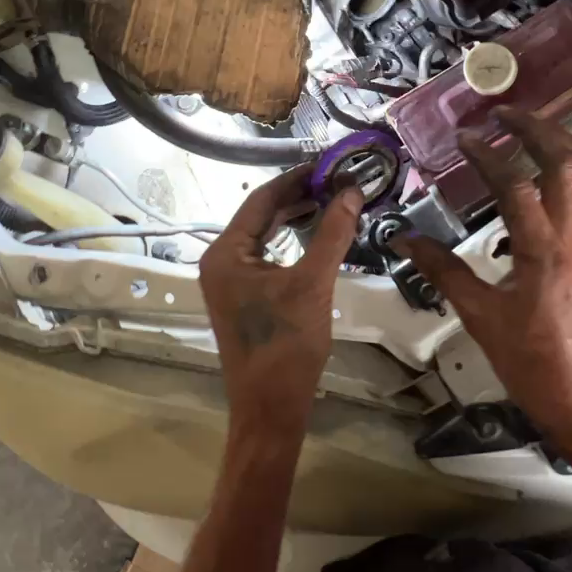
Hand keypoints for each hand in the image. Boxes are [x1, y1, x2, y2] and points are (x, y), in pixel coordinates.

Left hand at [199, 169, 363, 438]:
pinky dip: (289, 240)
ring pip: (263, 234)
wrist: (270, 408)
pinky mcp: (241, 295)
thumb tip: (352, 191)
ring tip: (330, 199)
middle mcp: (219, 260)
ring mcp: (228, 279)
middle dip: (297, 195)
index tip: (328, 164)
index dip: (295, 178)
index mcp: (225, 253)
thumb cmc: (287, 346)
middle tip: (335, 180)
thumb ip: (332, 233)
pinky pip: (264, 254)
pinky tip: (313, 232)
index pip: (260, 199)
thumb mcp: (313, 284)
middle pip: (260, 214)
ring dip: (294, 216)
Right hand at [397, 107, 571, 446]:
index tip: (467, 138)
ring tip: (538, 130)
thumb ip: (443, 271)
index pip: (516, 184)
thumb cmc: (530, 360)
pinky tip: (567, 172)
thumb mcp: (479, 316)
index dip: (489, 155)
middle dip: (538, 129)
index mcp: (542, 251)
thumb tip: (407, 243)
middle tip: (508, 114)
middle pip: (566, 163)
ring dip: (566, 144)